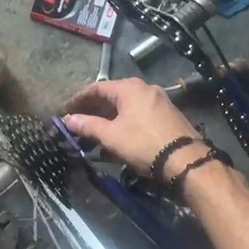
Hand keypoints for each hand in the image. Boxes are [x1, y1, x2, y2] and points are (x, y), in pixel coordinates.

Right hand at [61, 78, 205, 176]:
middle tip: (76, 124)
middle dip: (92, 112)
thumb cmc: (143, 143)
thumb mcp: (111, 135)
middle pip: (111, 97)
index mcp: (129, 88)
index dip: (77, 100)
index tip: (63, 112)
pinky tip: (115, 142)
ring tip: (93, 136)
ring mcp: (158, 102)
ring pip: (125, 109)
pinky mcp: (167, 117)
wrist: (185, 160)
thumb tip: (68, 119)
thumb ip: (87, 125)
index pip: (95, 88)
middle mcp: (144, 89)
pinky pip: (137, 116)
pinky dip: (122, 125)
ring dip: (107, 121)